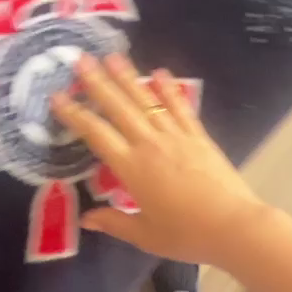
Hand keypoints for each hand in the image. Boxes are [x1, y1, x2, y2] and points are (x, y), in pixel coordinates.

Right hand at [53, 52, 273, 264]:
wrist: (234, 226)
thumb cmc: (186, 234)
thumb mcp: (145, 236)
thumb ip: (114, 222)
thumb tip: (86, 218)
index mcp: (130, 167)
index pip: (96, 134)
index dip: (74, 114)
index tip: (57, 96)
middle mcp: (148, 143)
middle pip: (118, 107)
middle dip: (97, 82)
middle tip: (80, 59)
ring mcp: (174, 135)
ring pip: (145, 100)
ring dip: (127, 77)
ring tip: (112, 56)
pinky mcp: (197, 135)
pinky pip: (178, 107)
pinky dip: (168, 89)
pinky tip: (159, 73)